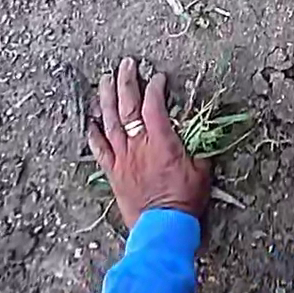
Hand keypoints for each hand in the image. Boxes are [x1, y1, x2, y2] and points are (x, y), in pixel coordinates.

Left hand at [87, 57, 209, 228]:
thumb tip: (202, 132)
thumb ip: (200, 147)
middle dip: (127, 81)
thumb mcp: (202, 170)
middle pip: (128, 106)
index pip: (154, 105)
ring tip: (106, 80)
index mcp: (161, 141)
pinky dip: (94, 133)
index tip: (159, 77)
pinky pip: (100, 149)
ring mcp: (123, 158)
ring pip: (111, 121)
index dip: (155, 87)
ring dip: (108, 98)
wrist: (163, 229)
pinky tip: (91, 120)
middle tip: (127, 64)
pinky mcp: (114, 172)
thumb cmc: (184, 200)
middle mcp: (138, 145)